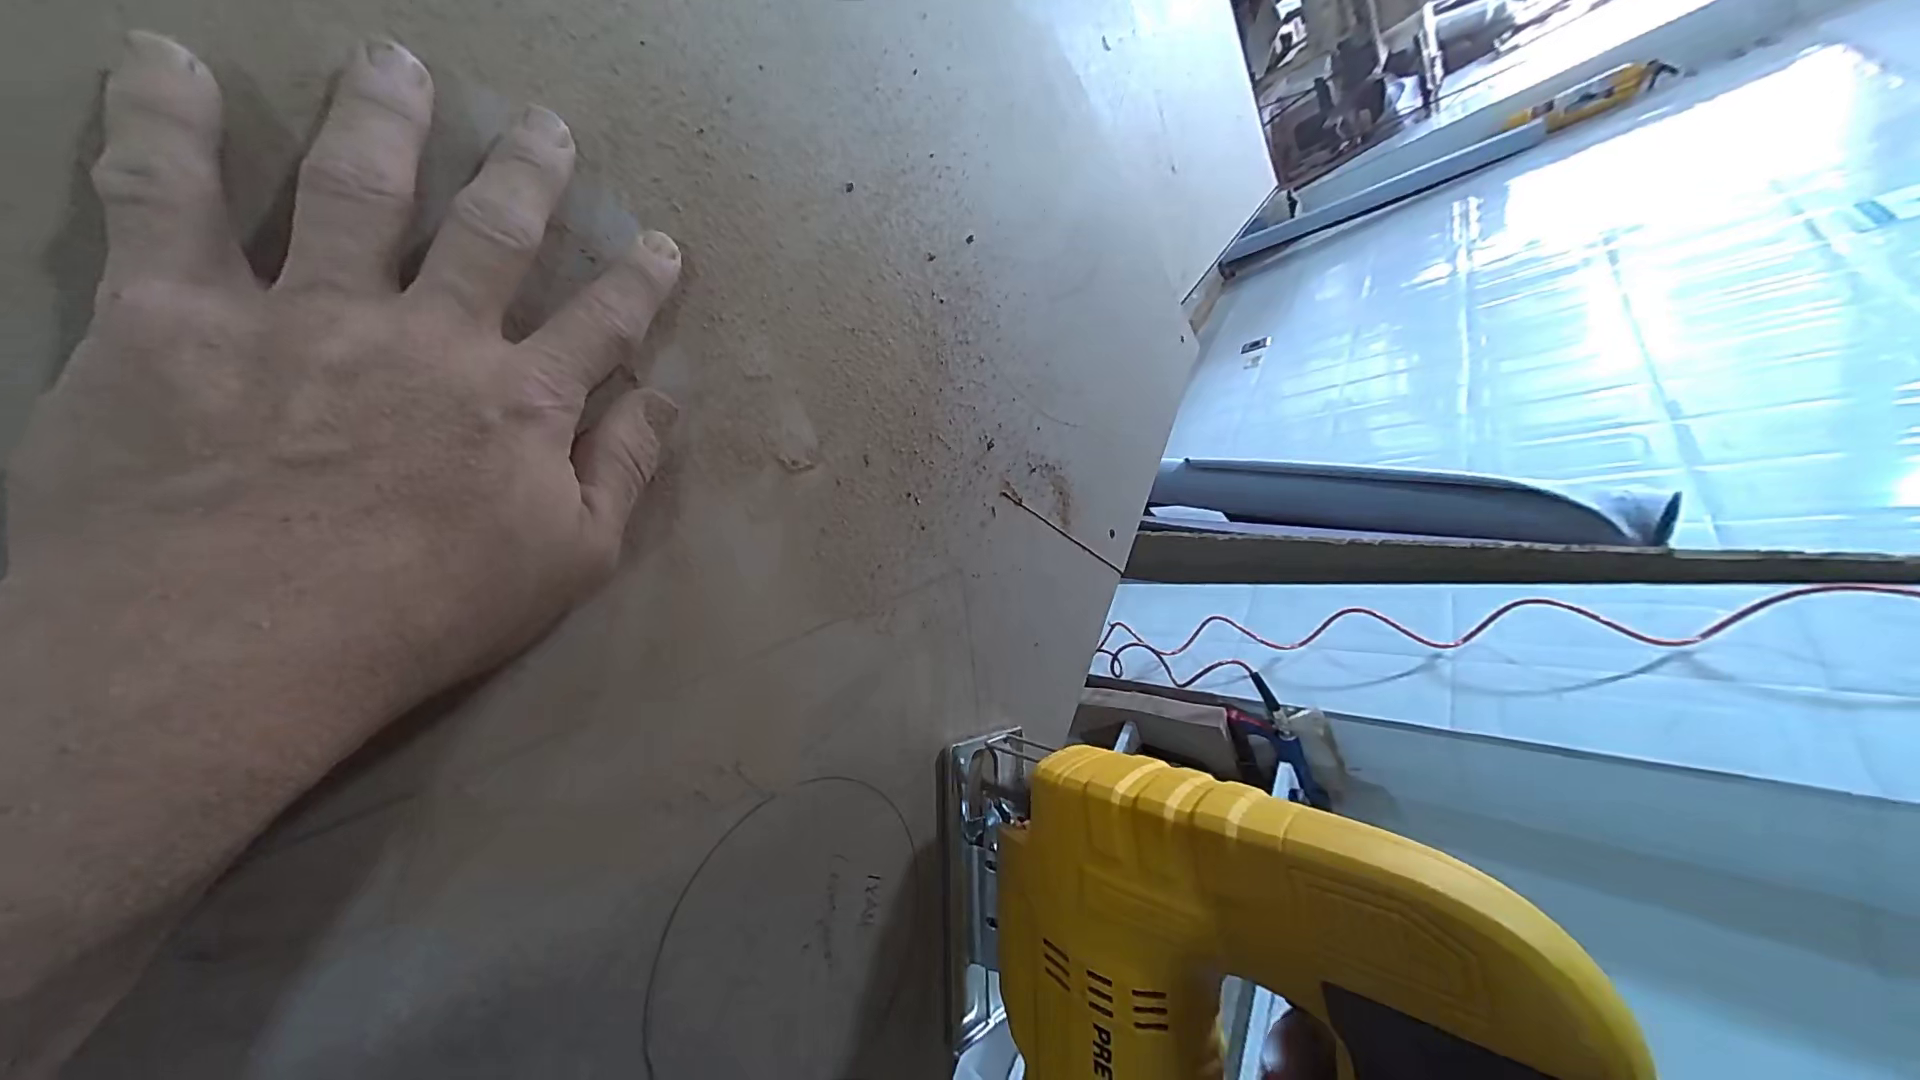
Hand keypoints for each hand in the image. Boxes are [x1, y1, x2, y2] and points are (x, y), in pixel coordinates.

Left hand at [7, 32, 682, 727]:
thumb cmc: (433, 610)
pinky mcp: (171, 317)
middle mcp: (430, 335)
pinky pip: (162, 199)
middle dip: (527, 175)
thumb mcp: (574, 557)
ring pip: (354, 189)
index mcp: (523, 399)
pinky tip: (172, 66)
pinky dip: (165, 124)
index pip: (603, 321)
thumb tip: (665, 400)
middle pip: (492, 233)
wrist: (232, 650)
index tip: (662, 244)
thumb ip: (623, 469)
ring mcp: (305, 315)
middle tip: (544, 125)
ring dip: (386, 121)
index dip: (640, 280)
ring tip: (400, 66)